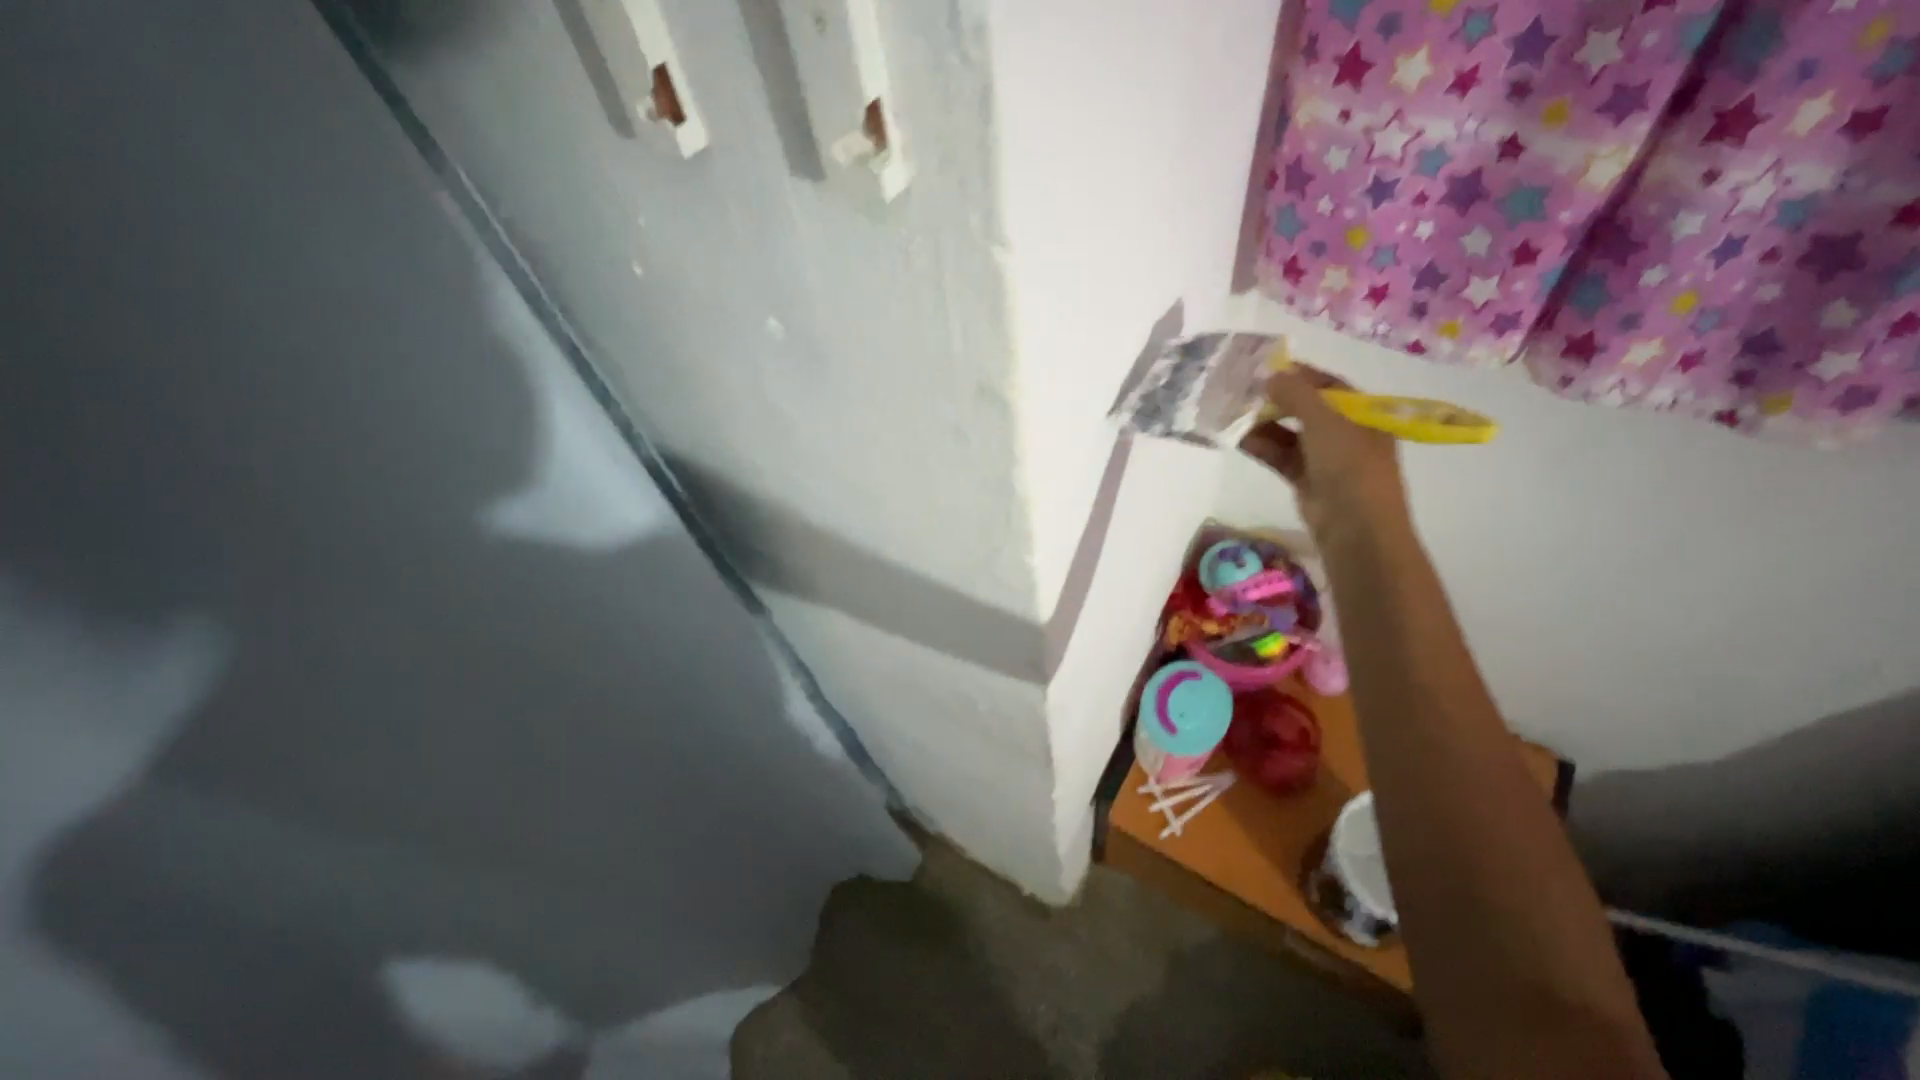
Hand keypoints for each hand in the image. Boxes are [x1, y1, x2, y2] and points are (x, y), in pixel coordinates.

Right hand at [1238, 364, 1409, 544]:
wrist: (1356, 528)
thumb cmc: (1350, 465)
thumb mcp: (1325, 421)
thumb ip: (1296, 394)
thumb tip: (1270, 376)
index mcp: (1362, 413)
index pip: (1329, 385)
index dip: (1300, 375)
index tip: (1267, 368)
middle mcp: (1346, 432)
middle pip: (1306, 409)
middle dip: (1275, 400)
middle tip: (1243, 391)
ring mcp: (1326, 458)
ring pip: (1290, 434)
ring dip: (1264, 423)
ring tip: (1233, 413)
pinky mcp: (1306, 481)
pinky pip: (1281, 456)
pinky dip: (1262, 446)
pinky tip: (1238, 438)